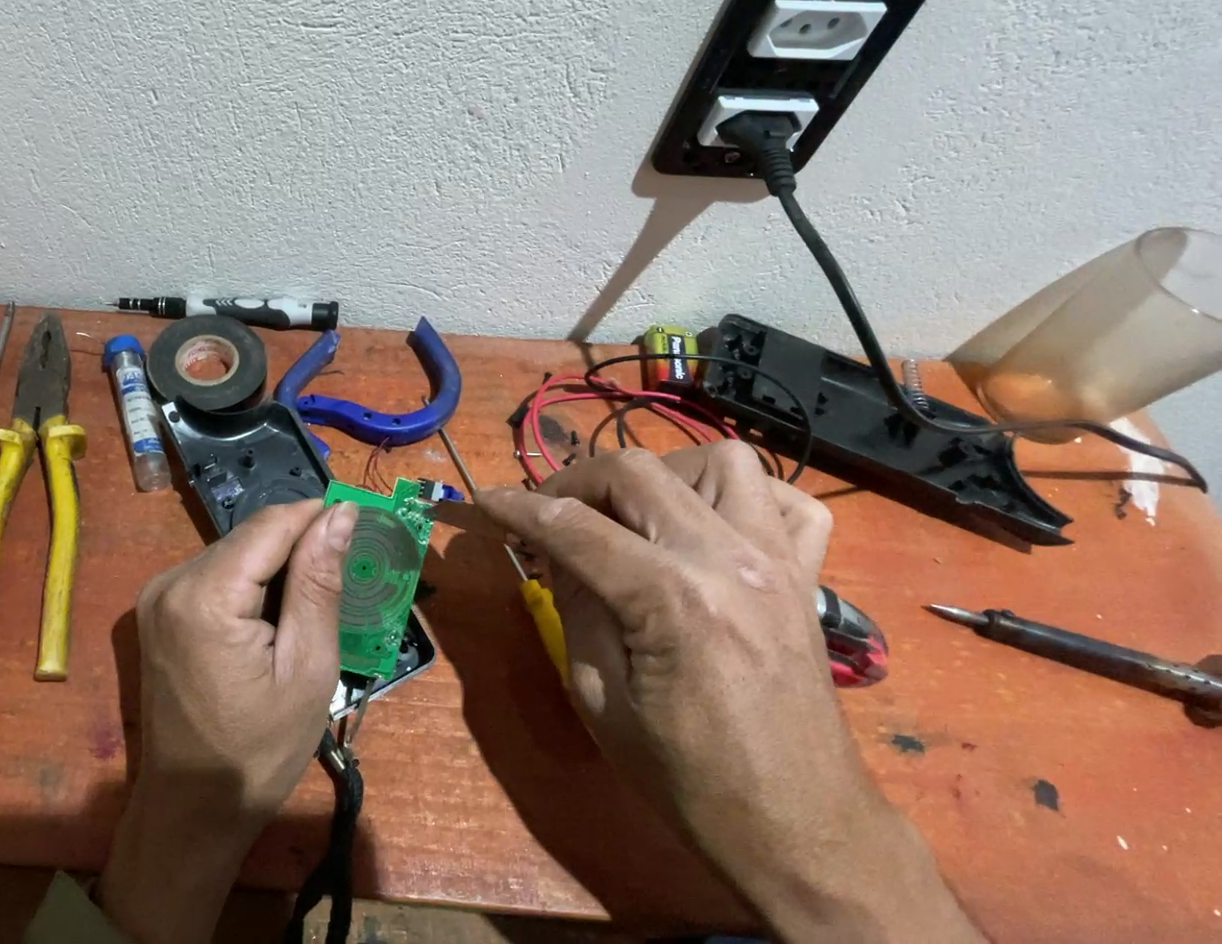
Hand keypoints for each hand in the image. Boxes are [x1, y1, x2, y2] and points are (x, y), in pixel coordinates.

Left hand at [99, 499, 356, 943]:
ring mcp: (157, 595)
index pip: (270, 525)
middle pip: (250, 536)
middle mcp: (171, 581)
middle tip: (343, 579)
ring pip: (233, 552)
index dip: (318, 517)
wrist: (190, 810)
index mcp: (205, 596)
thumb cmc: (258, 752)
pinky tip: (272, 621)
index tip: (362, 526)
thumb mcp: (308, 670)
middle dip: (298, 546)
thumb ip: (319, 584)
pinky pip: (214, 574)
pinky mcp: (157, 611)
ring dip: (275, 567)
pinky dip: (249, 585)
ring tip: (310, 609)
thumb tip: (341, 514)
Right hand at [480, 442, 980, 942]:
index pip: (575, 527)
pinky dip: (741, 496)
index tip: (483, 500)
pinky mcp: (806, 575)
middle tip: (545, 512)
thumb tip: (557, 549)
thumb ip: (574, 606)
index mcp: (672, 601)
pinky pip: (785, 501)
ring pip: (717, 461)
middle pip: (637, 472)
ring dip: (659, 474)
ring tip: (628, 513)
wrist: (797, 826)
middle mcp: (729, 561)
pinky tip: (707, 524)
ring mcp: (778, 562)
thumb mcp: (597, 698)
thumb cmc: (685, 777)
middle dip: (574, 481)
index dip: (518, 508)